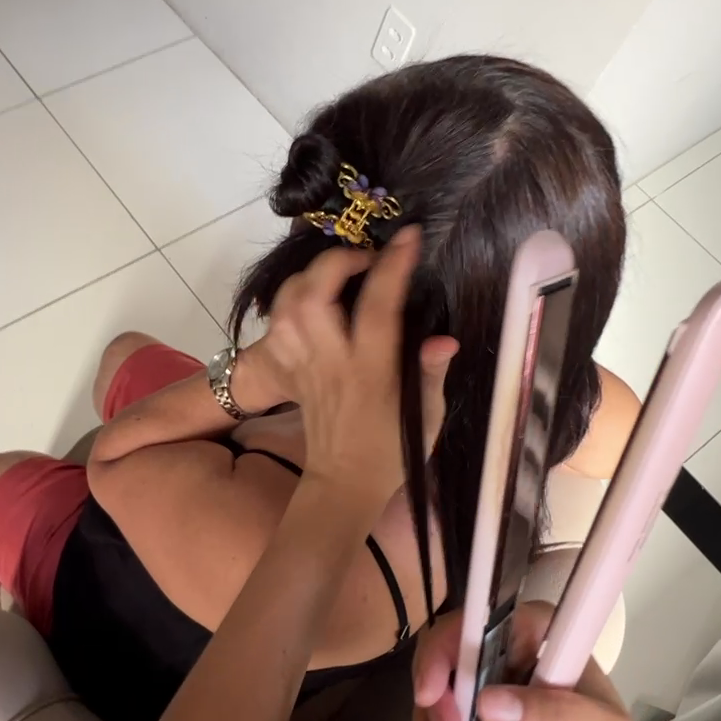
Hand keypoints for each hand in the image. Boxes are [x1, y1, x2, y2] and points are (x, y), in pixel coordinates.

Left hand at [251, 227, 455, 509]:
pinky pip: (277, 327)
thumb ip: (432, 374)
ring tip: (338, 272)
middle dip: (336, 260)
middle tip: (365, 256)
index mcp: (370, 372)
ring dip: (309, 276)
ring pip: (287, 307)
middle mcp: (331, 362)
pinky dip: (289, 301)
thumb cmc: (392, 451)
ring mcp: (304, 366)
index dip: (392, 266)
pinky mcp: (290, 371)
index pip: (377, 307)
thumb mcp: (426, 417)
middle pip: (313, 297)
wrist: (343, 484)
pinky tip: (312, 298)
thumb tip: (443, 339)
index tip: (410, 236)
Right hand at [412, 602, 661, 720]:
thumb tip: (490, 703)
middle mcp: (506, 654)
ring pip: (435, 692)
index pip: (487, 619)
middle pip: (448, 652)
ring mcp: (485, 689)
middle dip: (436, 697)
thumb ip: (557, 717)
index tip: (434, 689)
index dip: (452, 642)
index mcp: (541, 639)